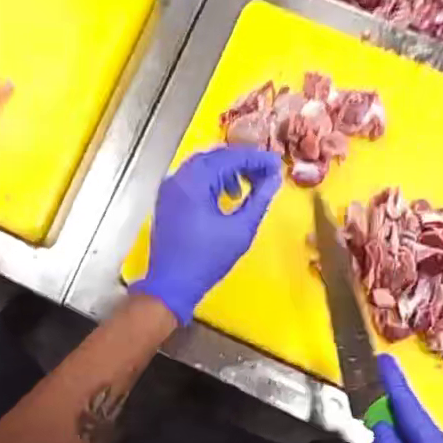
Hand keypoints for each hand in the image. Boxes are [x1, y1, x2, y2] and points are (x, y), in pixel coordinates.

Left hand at [131, 147, 282, 325]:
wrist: (171, 285)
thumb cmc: (207, 260)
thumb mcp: (240, 229)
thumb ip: (259, 200)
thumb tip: (274, 179)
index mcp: (195, 181)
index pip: (231, 157)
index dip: (257, 159)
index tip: (276, 166)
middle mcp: (178, 178)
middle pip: (215, 157)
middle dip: (241, 163)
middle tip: (263, 175)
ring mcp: (169, 189)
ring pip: (201, 167)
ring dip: (225, 173)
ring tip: (243, 191)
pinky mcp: (166, 202)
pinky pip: (190, 181)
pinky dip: (209, 183)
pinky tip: (223, 199)